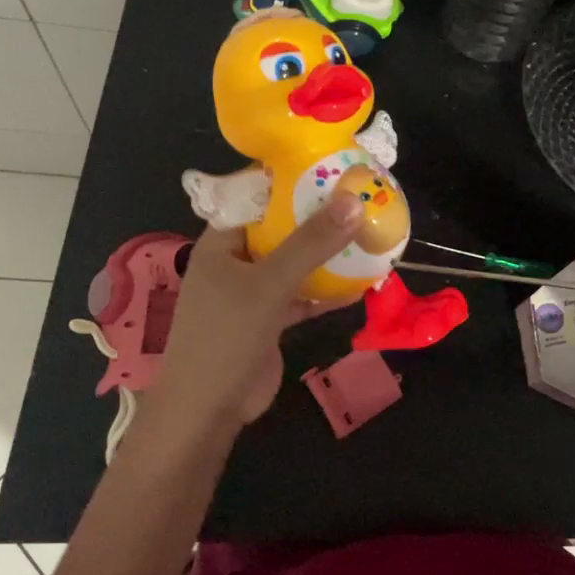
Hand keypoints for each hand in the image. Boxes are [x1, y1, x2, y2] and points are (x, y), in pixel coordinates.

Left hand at [149, 192, 362, 427]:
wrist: (207, 411)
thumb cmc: (225, 337)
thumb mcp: (269, 284)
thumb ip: (311, 243)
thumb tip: (353, 200)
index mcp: (222, 241)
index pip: (256, 194)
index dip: (290, 177)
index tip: (331, 163)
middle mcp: (237, 260)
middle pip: (281, 226)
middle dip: (319, 215)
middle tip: (360, 195)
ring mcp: (253, 291)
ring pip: (296, 261)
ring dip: (328, 252)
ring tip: (368, 231)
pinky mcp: (270, 319)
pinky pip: (303, 293)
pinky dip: (327, 288)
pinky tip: (362, 281)